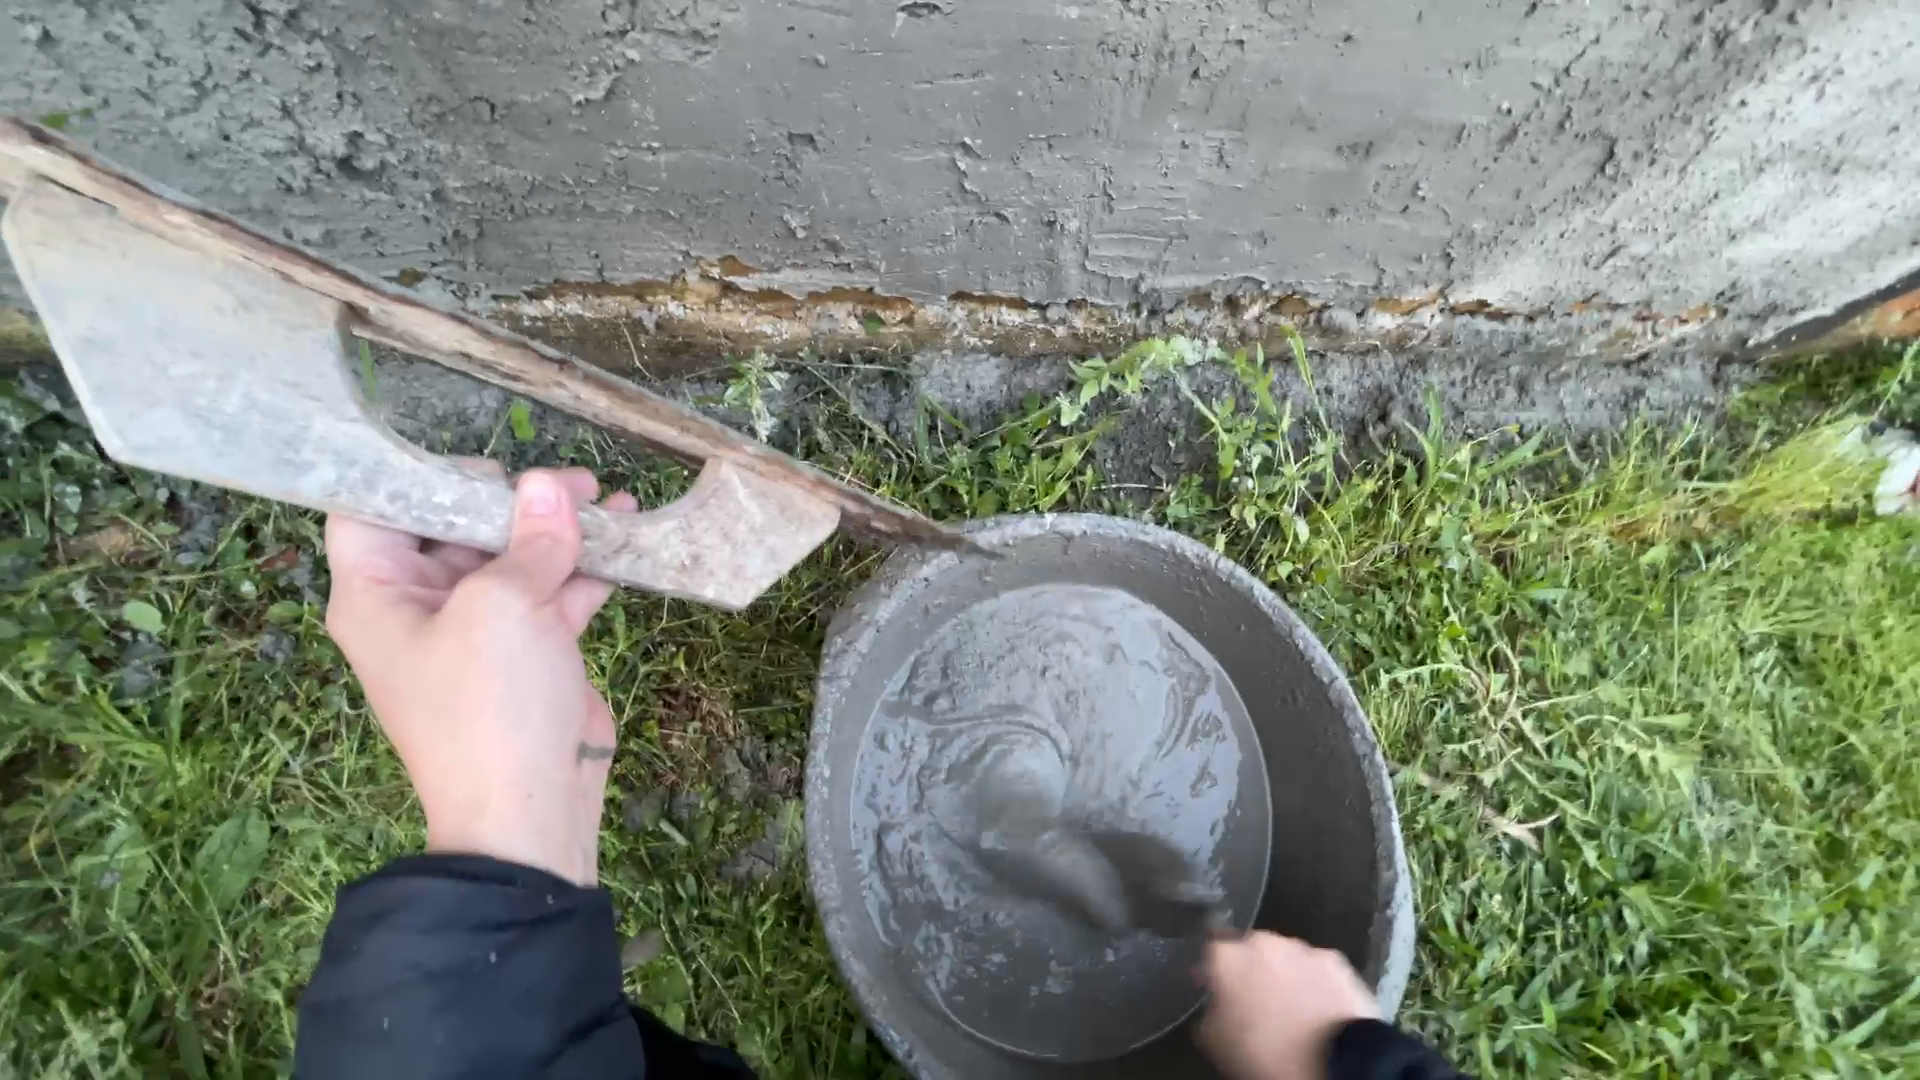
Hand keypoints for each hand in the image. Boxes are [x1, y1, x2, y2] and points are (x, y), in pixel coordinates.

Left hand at [322, 465, 637, 886]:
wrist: (531, 802)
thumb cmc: (490, 699)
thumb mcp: (503, 605)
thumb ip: (531, 539)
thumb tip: (551, 483)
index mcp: (380, 595)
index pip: (375, 513)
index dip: (423, 478)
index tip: (490, 464)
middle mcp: (426, 607)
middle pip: (461, 531)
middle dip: (517, 502)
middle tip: (571, 481)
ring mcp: (485, 630)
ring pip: (519, 561)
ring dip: (563, 532)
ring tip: (610, 498)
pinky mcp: (534, 650)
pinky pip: (557, 594)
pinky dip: (590, 569)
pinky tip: (629, 541)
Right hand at [1198, 932, 1380, 1079]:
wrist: (1336, 1066)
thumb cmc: (1268, 1055)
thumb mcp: (1217, 1044)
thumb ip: (1207, 1013)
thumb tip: (1211, 1007)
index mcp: (1225, 957)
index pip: (1209, 954)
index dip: (1212, 975)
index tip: (1217, 994)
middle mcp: (1259, 941)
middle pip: (1247, 950)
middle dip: (1250, 971)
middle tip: (1257, 1004)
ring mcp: (1299, 947)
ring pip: (1284, 957)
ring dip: (1283, 974)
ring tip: (1293, 1010)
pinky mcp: (1334, 960)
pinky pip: (1317, 968)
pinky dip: (1316, 982)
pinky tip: (1320, 1008)